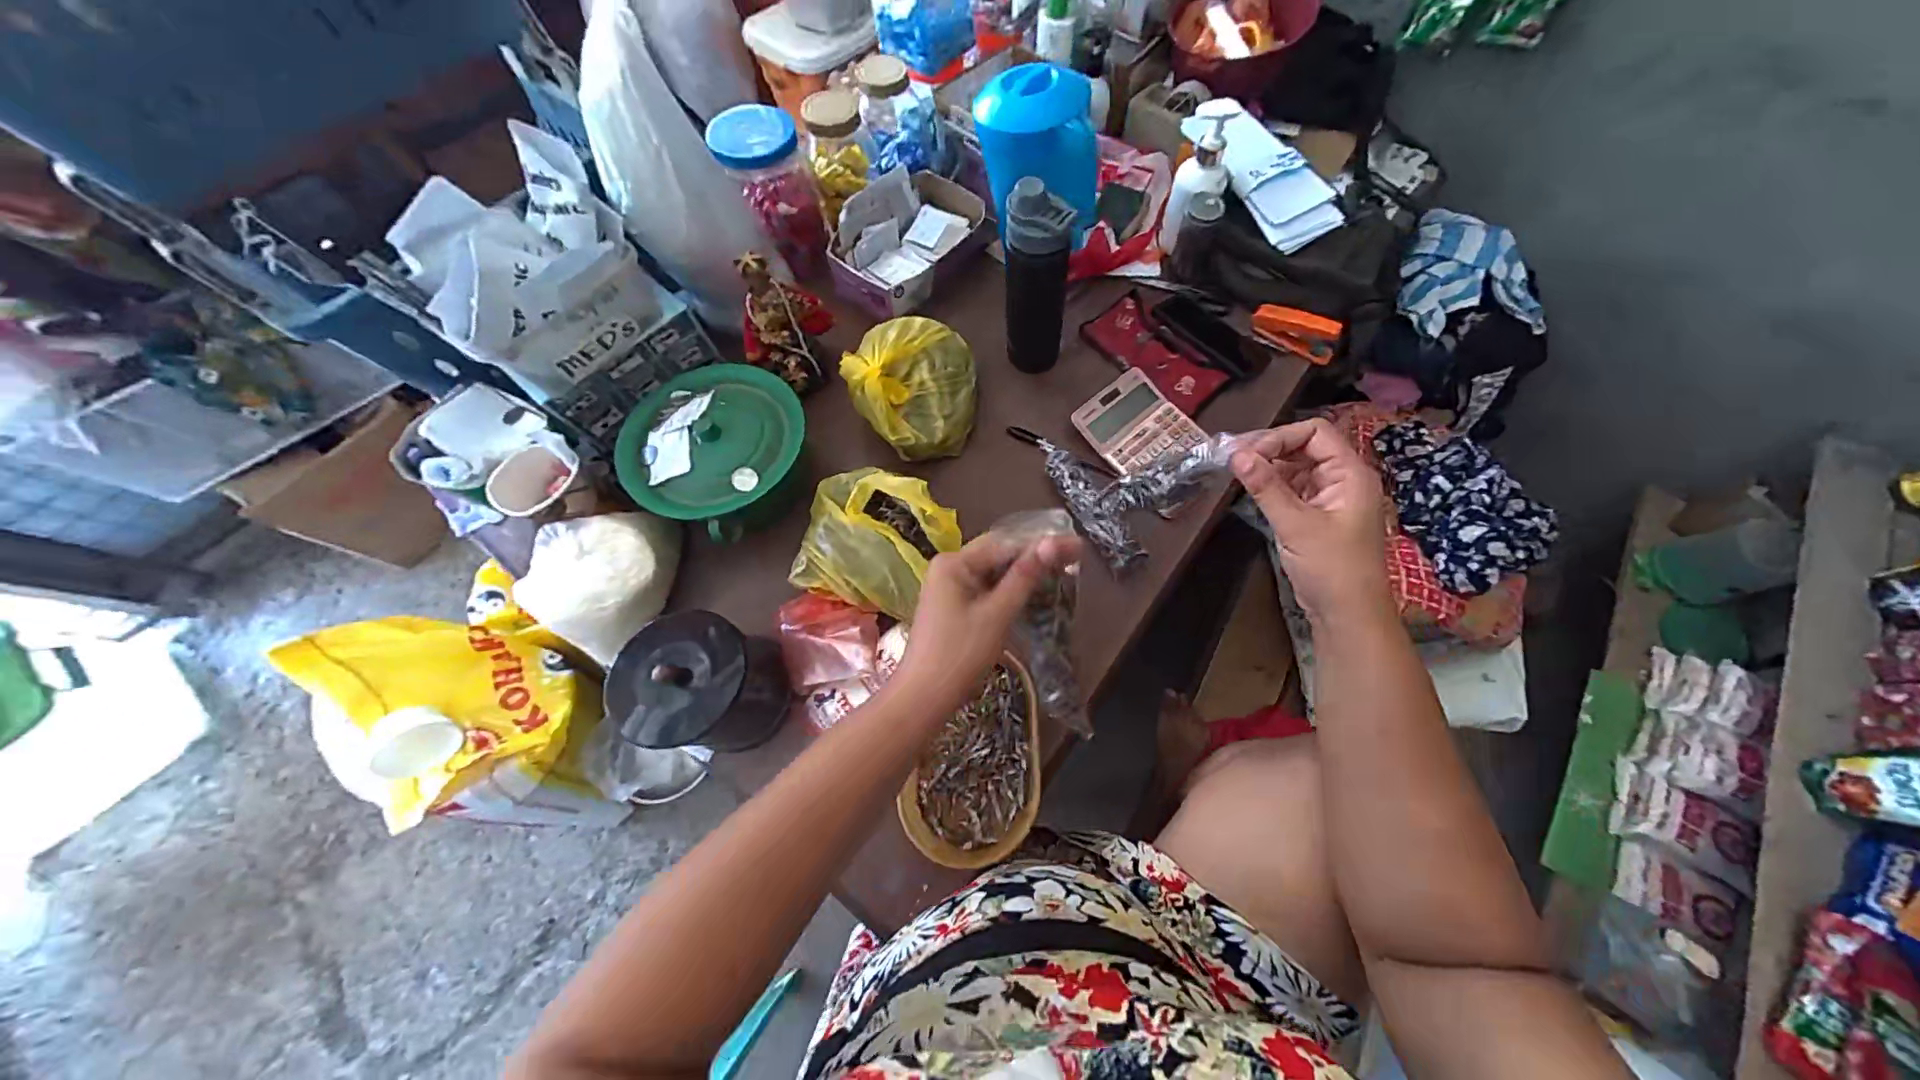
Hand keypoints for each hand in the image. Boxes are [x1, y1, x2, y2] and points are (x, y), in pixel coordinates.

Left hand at [889, 531, 1082, 714]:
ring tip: (1061, 573)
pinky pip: (986, 589)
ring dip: (1024, 574)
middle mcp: (948, 567)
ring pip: (993, 573)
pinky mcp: (953, 606)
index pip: (1005, 543)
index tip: (1076, 546)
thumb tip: (1053, 543)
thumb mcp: (997, 614)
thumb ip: (1024, 577)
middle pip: (998, 554)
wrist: (923, 698)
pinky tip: (1033, 594)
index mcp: (953, 563)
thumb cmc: (959, 655)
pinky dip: (1009, 591)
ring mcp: (948, 587)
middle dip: (1034, 557)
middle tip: (1073, 559)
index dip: (1042, 544)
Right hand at [1230, 419, 1391, 623]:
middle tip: (1232, 458)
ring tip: (1235, 471)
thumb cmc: (1331, 568)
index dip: (1279, 437)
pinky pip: (1293, 489)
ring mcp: (1330, 498)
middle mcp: (1343, 480)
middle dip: (1269, 449)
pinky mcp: (1316, 516)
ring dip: (1268, 467)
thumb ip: (1266, 487)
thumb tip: (1236, 454)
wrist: (1348, 614)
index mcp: (1350, 474)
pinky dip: (1272, 486)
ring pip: (1296, 468)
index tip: (1246, 452)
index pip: (1315, 433)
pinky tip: (1250, 489)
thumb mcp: (1295, 524)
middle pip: (1304, 447)